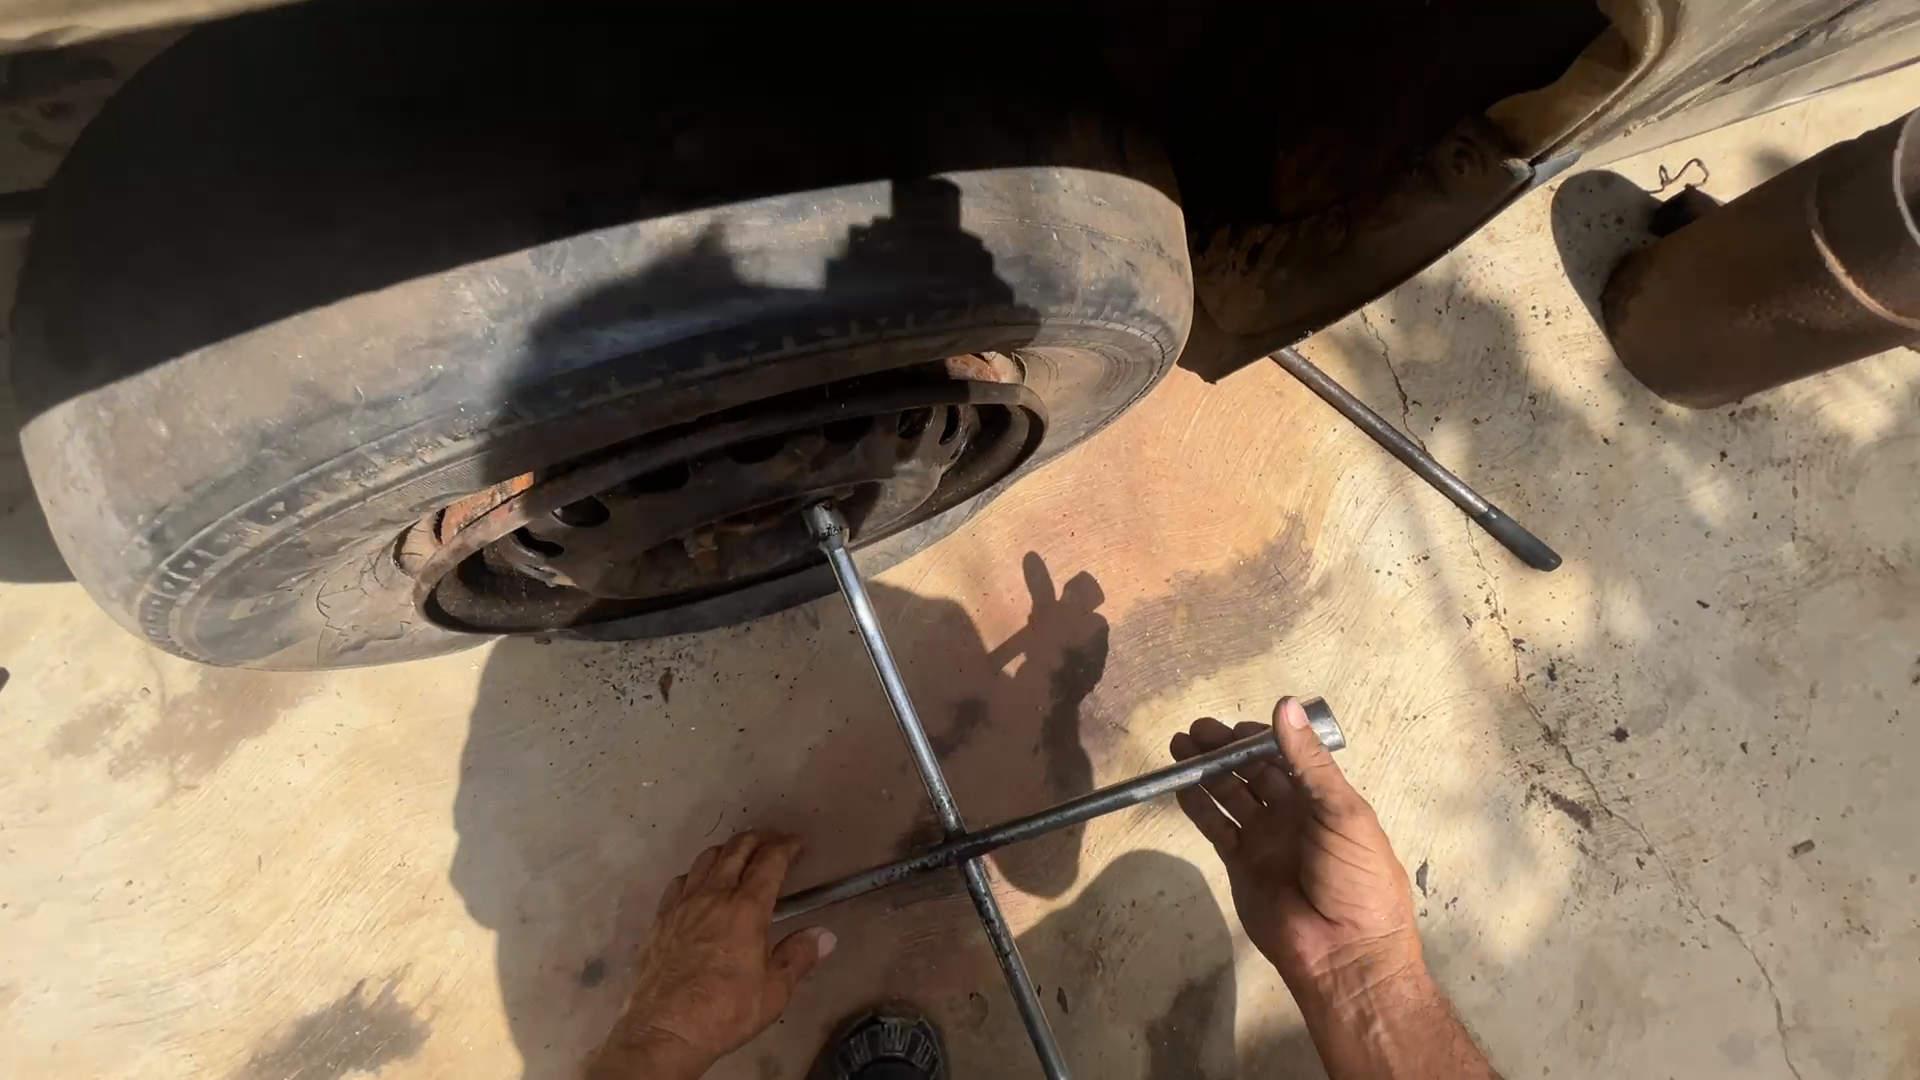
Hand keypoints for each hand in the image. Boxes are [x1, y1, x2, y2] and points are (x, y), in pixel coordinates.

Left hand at [589, 831, 835, 1079]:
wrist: (662, 1033)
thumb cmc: (724, 1011)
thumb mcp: (773, 992)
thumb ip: (800, 957)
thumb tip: (827, 935)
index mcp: (747, 907)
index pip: (771, 861)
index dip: (787, 846)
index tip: (797, 843)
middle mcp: (715, 894)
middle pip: (738, 849)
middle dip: (759, 839)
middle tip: (772, 842)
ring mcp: (684, 903)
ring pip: (708, 858)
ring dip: (729, 850)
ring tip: (739, 856)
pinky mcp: (661, 918)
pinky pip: (681, 880)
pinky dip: (698, 873)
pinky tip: (701, 884)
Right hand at [1171, 699, 1419, 992]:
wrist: (1346, 956)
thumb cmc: (1356, 878)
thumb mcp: (1343, 813)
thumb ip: (1309, 760)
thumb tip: (1286, 704)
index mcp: (1321, 799)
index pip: (1283, 756)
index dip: (1257, 739)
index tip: (1233, 729)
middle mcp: (1290, 814)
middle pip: (1249, 771)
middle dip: (1223, 749)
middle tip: (1195, 731)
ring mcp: (1263, 838)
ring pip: (1227, 794)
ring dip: (1204, 771)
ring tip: (1179, 747)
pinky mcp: (1239, 862)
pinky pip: (1215, 826)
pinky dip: (1197, 806)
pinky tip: (1180, 786)